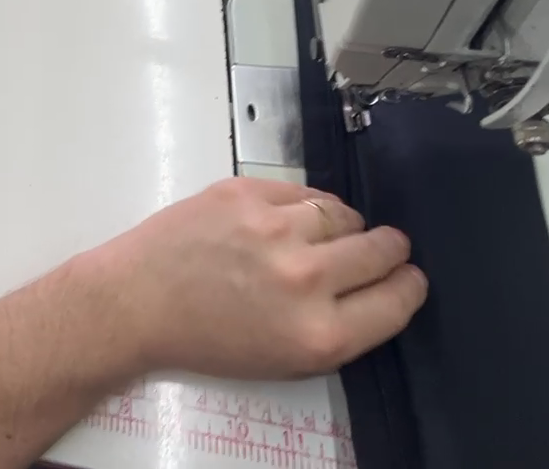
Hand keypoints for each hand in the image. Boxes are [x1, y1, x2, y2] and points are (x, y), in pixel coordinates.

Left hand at [78, 177, 426, 379]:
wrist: (139, 299)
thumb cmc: (206, 337)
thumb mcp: (286, 359)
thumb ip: (337, 329)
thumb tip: (374, 290)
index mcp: (321, 333)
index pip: (396, 302)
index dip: (408, 286)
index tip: (409, 276)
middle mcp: (305, 277)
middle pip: (377, 250)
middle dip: (389, 248)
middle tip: (387, 245)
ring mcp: (272, 227)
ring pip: (340, 212)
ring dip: (346, 222)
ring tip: (338, 228)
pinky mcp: (242, 191)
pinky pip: (299, 189)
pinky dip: (307, 201)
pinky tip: (301, 212)